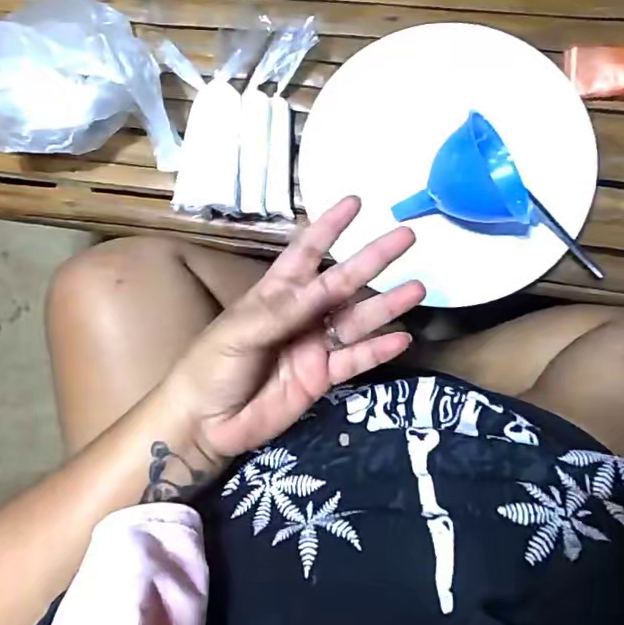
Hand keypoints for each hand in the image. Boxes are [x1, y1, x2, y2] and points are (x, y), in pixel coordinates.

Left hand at [159, 196, 424, 464]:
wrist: (205, 422)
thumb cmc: (212, 365)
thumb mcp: (239, 332)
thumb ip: (283, 311)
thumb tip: (325, 286)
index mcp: (275, 294)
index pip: (306, 252)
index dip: (329, 226)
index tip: (355, 202)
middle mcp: (301, 314)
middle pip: (342, 282)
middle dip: (372, 259)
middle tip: (406, 236)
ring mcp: (313, 345)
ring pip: (356, 320)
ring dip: (386, 305)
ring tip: (418, 288)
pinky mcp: (321, 378)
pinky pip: (355, 361)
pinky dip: (378, 350)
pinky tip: (402, 339)